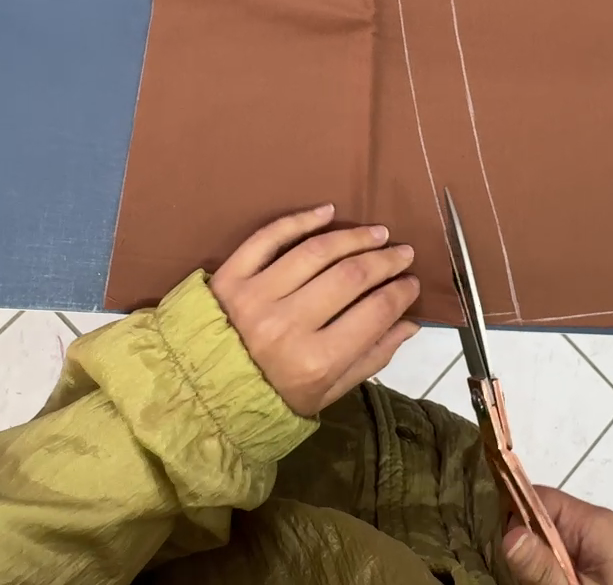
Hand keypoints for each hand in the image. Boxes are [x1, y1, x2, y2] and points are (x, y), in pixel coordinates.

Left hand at [209, 204, 420, 415]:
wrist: (201, 396)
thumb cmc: (272, 399)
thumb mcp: (326, 394)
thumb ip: (370, 359)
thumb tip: (411, 324)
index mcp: (314, 362)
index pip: (373, 312)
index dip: (399, 292)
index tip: (412, 281)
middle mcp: (287, 325)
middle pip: (349, 276)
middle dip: (384, 260)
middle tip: (402, 251)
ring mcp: (257, 296)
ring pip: (316, 251)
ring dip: (353, 237)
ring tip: (376, 233)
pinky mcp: (231, 276)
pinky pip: (269, 238)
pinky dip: (300, 220)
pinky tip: (328, 212)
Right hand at [503, 486, 612, 584]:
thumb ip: (543, 568)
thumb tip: (508, 533)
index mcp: (594, 523)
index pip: (537, 497)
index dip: (512, 518)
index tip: (493, 545)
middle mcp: (595, 526)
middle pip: (540, 520)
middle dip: (521, 545)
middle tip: (507, 572)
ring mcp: (597, 547)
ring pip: (547, 542)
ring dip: (533, 563)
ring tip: (522, 581)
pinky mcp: (596, 567)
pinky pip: (561, 558)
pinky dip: (547, 573)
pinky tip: (538, 583)